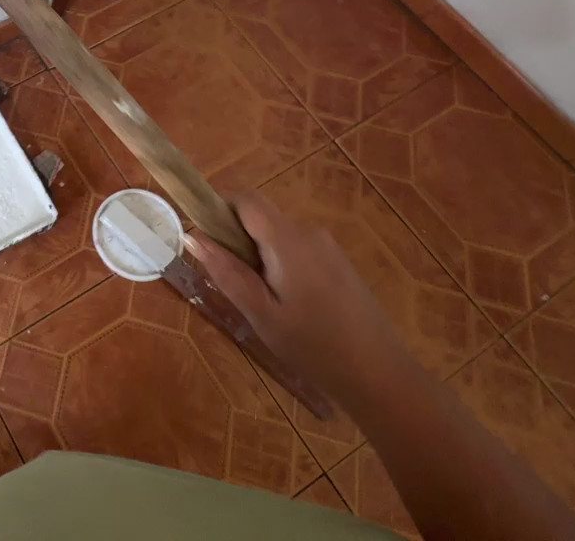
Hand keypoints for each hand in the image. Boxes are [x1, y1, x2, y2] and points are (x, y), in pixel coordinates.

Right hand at [186, 189, 409, 398]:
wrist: (382, 376)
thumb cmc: (314, 346)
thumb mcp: (261, 313)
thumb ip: (226, 272)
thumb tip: (192, 236)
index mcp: (287, 239)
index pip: (245, 199)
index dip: (218, 207)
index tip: (203, 238)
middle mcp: (308, 232)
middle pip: (260, 215)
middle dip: (235, 237)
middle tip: (228, 280)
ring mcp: (327, 247)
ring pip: (277, 234)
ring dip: (257, 253)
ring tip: (258, 300)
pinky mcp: (338, 263)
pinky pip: (297, 248)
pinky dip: (279, 263)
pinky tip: (286, 305)